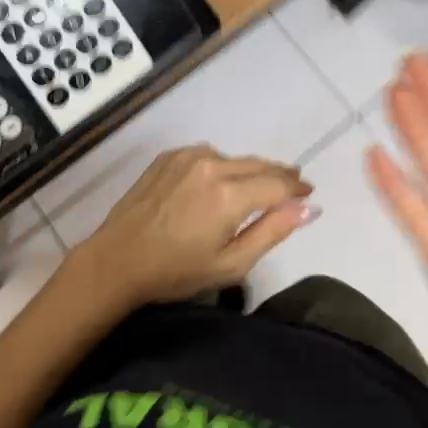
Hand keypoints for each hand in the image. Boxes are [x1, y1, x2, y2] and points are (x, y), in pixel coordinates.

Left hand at [73, 145, 315, 308]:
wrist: (119, 258)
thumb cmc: (176, 271)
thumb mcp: (231, 263)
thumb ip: (272, 232)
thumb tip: (307, 208)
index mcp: (228, 195)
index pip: (277, 184)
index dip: (296, 188)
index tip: (309, 194)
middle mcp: (210, 165)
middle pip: (257, 165)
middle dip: (278, 175)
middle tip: (294, 187)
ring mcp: (186, 157)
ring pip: (232, 159)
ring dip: (249, 170)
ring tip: (259, 187)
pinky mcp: (168, 157)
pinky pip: (207, 156)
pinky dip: (221, 166)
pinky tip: (221, 182)